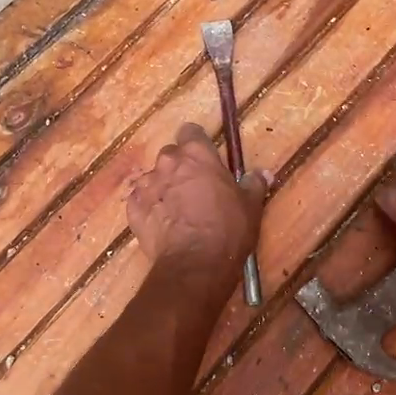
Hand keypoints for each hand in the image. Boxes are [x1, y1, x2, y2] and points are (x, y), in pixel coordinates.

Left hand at [127, 123, 268, 274]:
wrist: (195, 263)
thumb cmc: (227, 229)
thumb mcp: (250, 205)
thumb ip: (253, 184)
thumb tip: (262, 173)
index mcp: (197, 154)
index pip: (191, 131)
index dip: (197, 142)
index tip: (204, 156)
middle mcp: (168, 162)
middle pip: (171, 155)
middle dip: (180, 167)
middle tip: (194, 188)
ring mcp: (147, 185)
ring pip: (154, 178)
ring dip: (164, 188)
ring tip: (177, 211)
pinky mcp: (133, 208)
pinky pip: (140, 201)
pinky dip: (150, 208)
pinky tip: (162, 224)